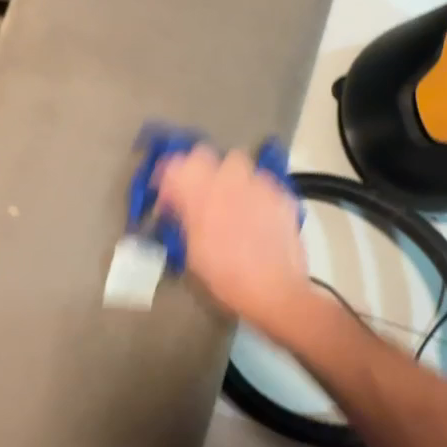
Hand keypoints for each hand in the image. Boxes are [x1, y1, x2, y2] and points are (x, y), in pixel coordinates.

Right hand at [154, 147, 319, 333]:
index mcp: (202, 195)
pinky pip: (262, 182)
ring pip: (237, 164)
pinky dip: (253, 191)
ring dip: (227, 177)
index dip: (166, 173)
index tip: (163, 188)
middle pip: (206, 156)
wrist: (276, 291)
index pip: (175, 165)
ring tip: (227, 200)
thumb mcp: (192, 251)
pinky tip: (254, 213)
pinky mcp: (282, 196)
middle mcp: (230, 182)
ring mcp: (260, 187)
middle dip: (198, 169)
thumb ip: (185, 218)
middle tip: (196, 193)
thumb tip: (175, 203)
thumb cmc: (226, 277)